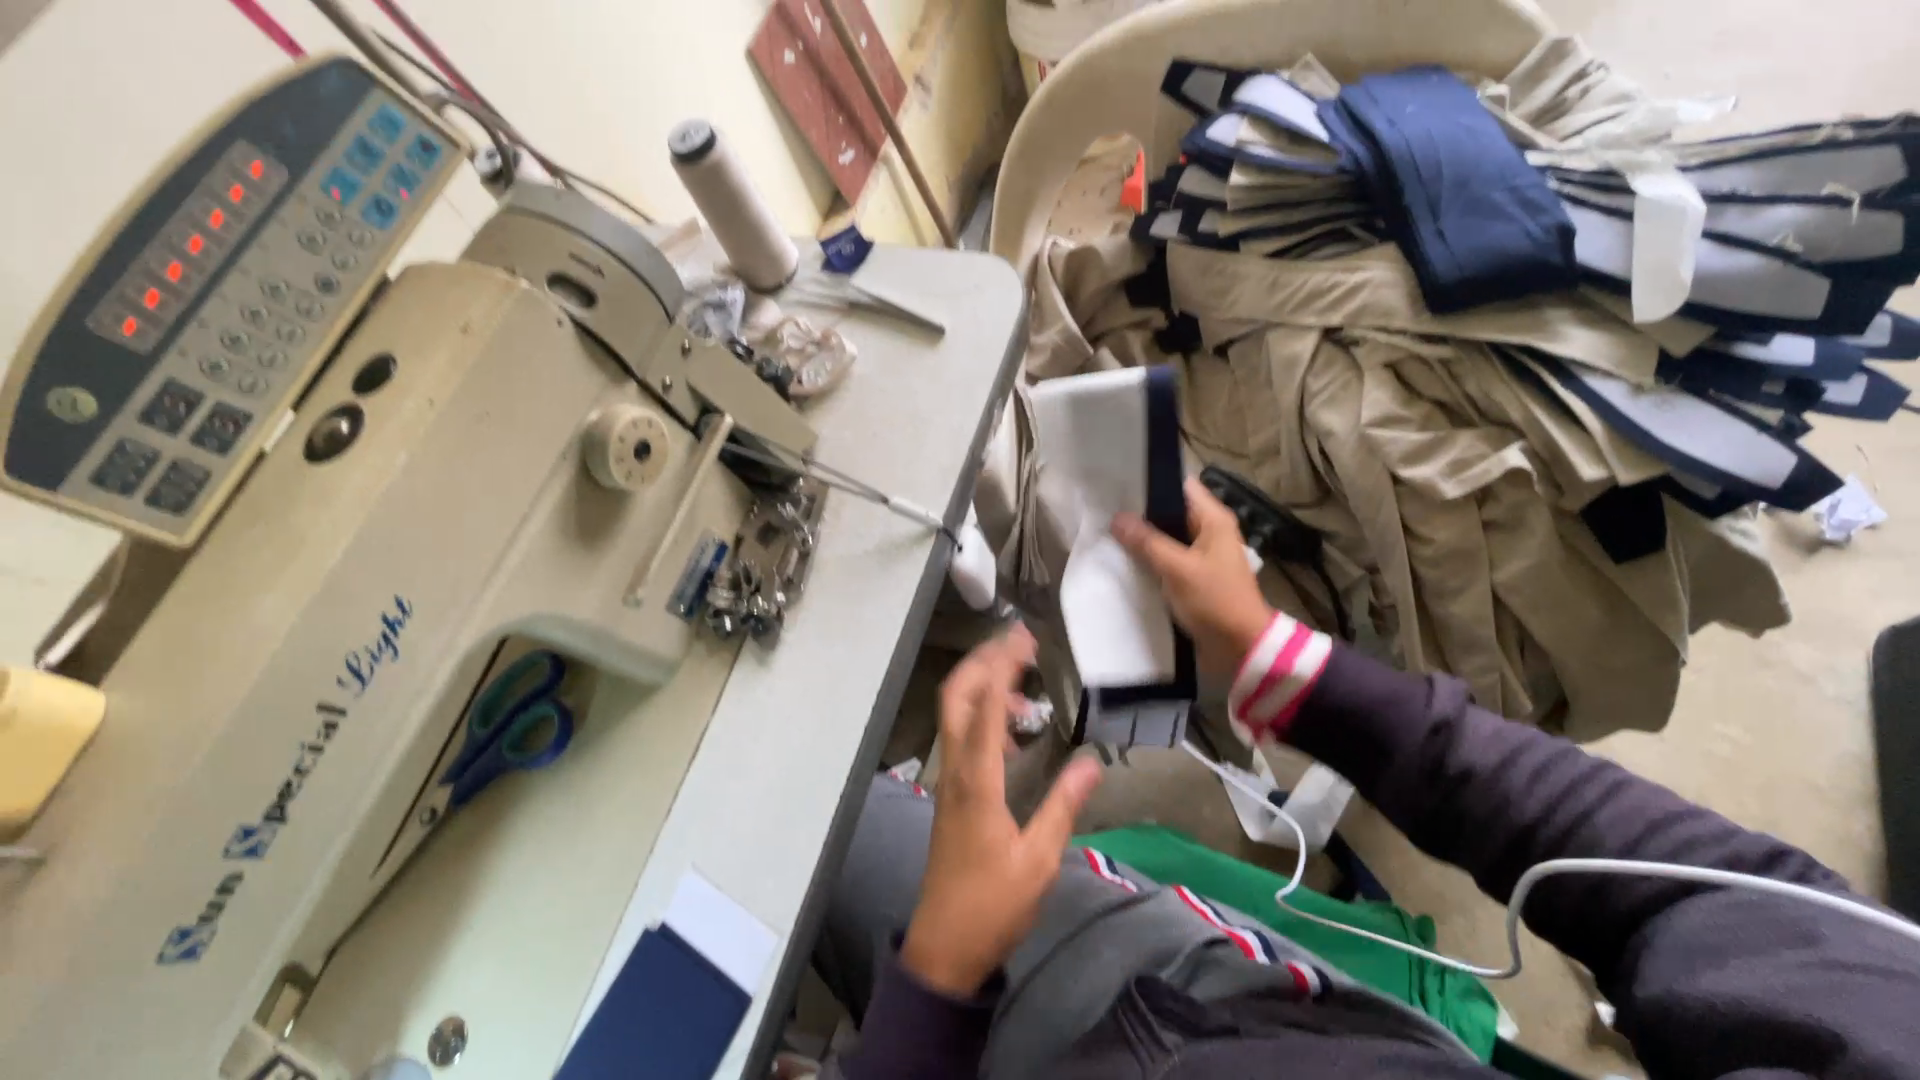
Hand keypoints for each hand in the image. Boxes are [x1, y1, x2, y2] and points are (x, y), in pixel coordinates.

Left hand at [901, 624, 1103, 996]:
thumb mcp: (1039, 858)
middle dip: (982, 661)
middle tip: (1018, 642)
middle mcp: (955, 770)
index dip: (1003, 666)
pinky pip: (961, 739)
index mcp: (977, 780)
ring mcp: (948, 781)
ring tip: (1024, 683)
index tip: (1024, 637)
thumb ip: (1064, 805)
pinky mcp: (950, 795)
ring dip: (982, 687)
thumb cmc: (993, 903)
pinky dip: (983, 718)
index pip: (986, 706)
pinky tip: (1014, 735)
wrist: (944, 944)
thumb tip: (1092, 759)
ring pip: (955, 716)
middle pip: (957, 697)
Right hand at [1111, 477, 1274, 675]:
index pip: (1182, 486)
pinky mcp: (1194, 577)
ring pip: (1168, 537)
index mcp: (1214, 520)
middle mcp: (1209, 532)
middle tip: (1106, 510)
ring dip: (1144, 538)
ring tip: (1109, 533)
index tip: (1119, 484)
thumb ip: (1147, 542)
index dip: (1153, 483)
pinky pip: (1168, 559)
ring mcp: (1202, 556)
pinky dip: (1150, 559)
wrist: (1240, 647)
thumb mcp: (1177, 568)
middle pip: (1172, 511)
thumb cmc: (1214, 600)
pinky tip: (1126, 560)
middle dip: (1142, 512)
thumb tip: (1117, 519)